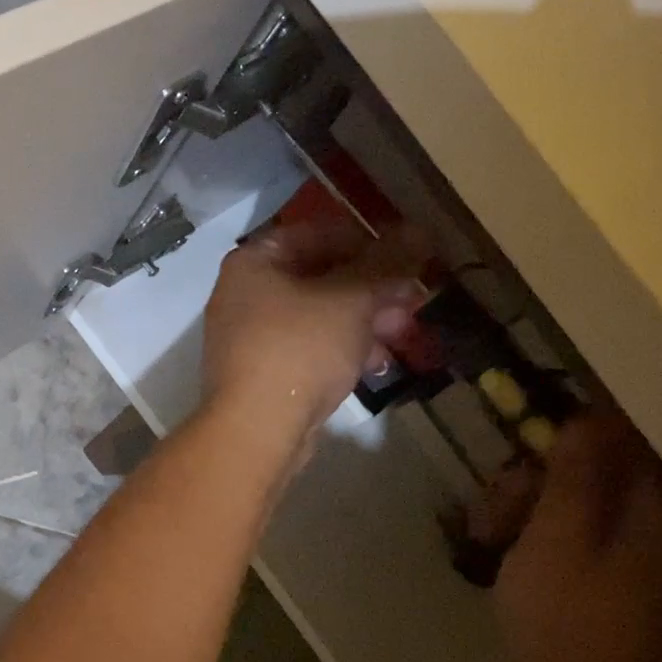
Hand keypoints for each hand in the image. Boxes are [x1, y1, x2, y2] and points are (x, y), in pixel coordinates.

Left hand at [200, 220, 426, 446]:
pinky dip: (340, 351)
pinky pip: (306, 350)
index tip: (407, 256)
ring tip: (402, 335)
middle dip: (371, 289)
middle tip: (413, 300)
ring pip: (316, 317)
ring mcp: (248, 338)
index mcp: (253, 262)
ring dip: (363, 322)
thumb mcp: (351, 299)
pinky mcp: (260, 375)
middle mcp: (243, 294)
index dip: (366, 241)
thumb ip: (386, 263)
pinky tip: (375, 365)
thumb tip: (418, 232)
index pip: (317, 233)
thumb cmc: (300, 348)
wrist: (256, 429)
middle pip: (319, 278)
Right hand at [492, 412, 661, 661]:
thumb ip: (573, 475)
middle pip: (598, 471)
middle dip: (537, 480)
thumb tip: (587, 418)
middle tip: (494, 511)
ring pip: (585, 502)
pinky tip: (512, 552)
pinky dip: (547, 534)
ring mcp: (648, 554)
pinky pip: (587, 532)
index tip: (524, 453)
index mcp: (658, 507)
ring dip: (531, 508)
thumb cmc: (561, 614)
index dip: (569, 434)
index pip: (624, 438)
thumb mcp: (555, 536)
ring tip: (490, 537)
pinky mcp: (628, 578)